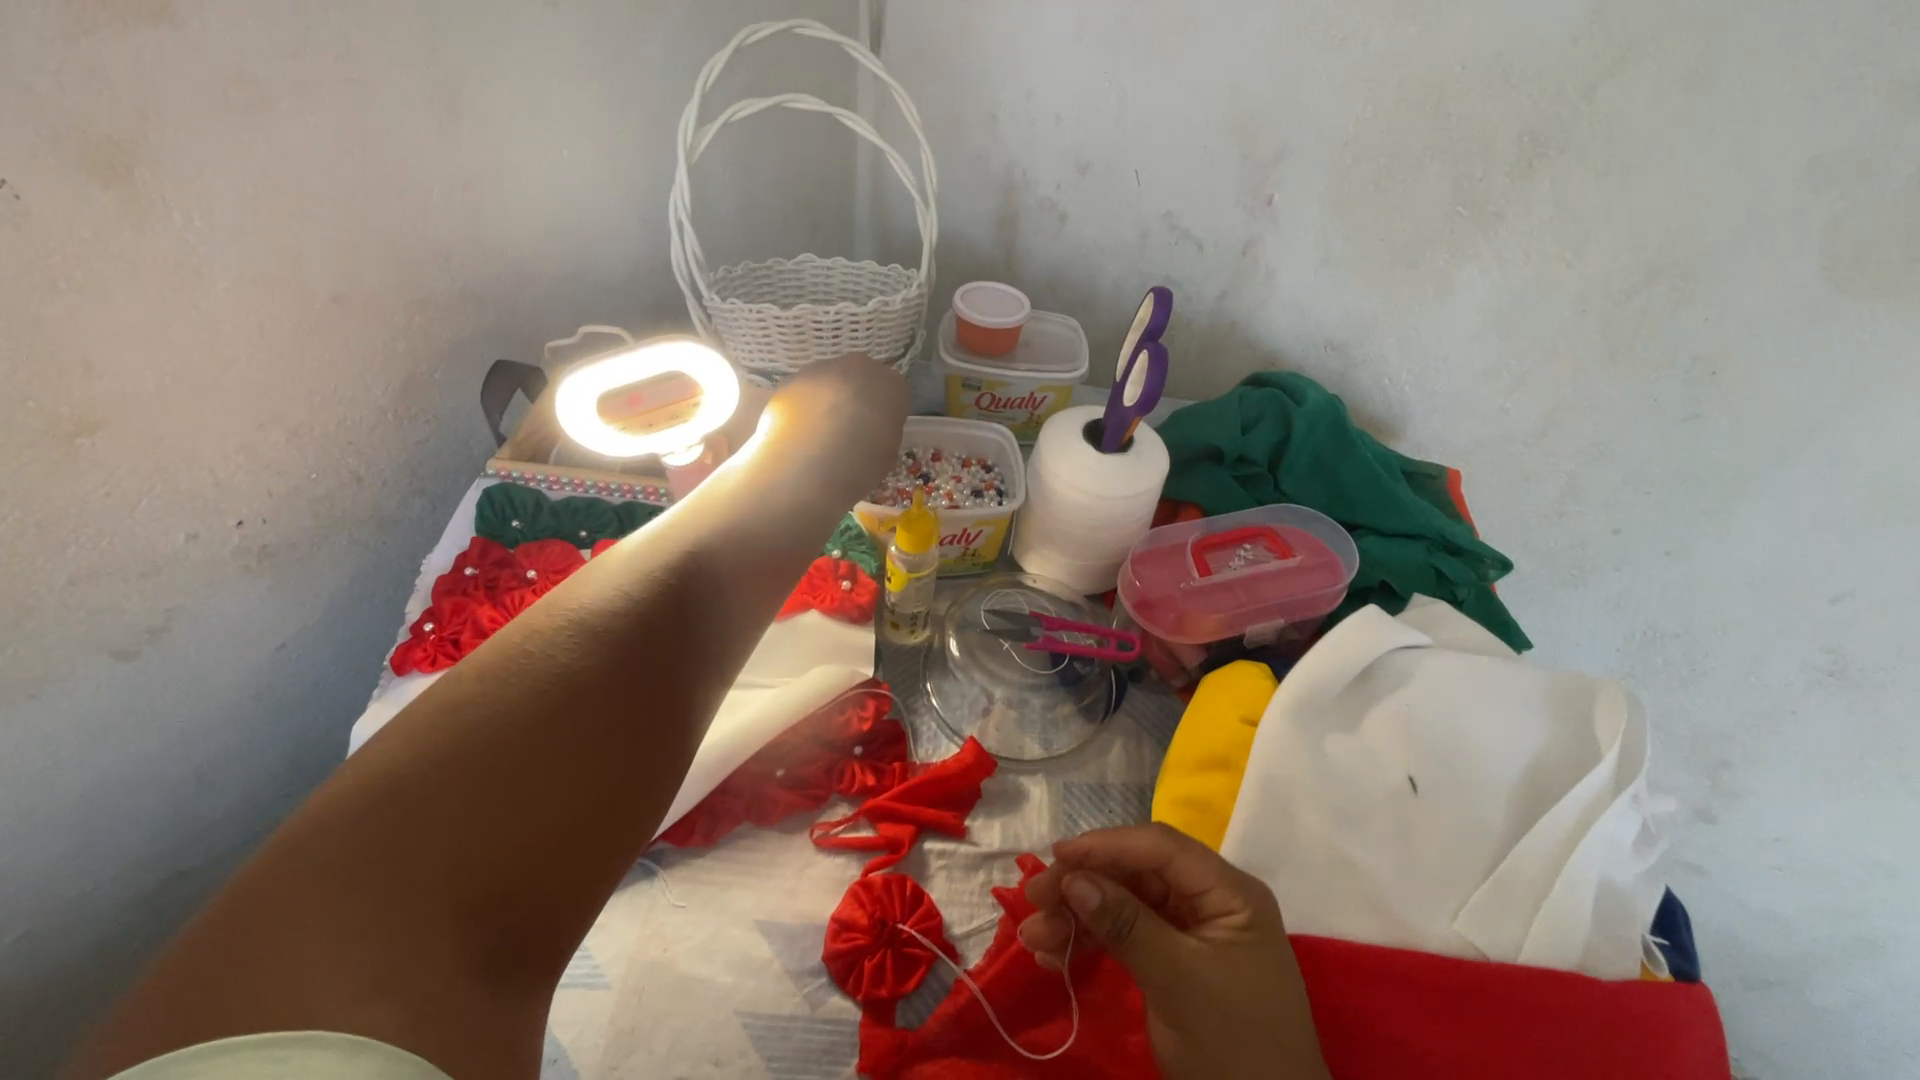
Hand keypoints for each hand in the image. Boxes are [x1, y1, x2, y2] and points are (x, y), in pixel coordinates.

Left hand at [755, 353, 907, 493]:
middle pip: (860, 379)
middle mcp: (858, 367)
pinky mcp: (790, 380)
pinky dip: (802, 409)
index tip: (879, 433)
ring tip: (818, 437)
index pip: (895, 392)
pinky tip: (798, 435)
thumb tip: (870, 436)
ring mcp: (820, 369)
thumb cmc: (861, 461)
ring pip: (828, 383)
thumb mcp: (887, 455)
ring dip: (826, 402)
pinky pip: (802, 394)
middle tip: (849, 432)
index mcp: (892, 384)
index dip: (886, 413)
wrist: (810, 460)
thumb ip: (882, 435)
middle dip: (856, 399)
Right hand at [1020, 824, 1329, 1079]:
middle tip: (1034, 902)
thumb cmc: (1234, 1044)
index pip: (1160, 848)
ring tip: (1035, 938)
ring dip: (1078, 915)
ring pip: (1124, 902)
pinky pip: (1124, 934)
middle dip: (1083, 883)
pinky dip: (1090, 940)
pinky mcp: (1172, 960)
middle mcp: (1208, 900)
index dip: (1106, 845)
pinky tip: (1054, 955)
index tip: (1054, 857)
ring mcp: (1190, 931)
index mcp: (1227, 892)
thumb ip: (1127, 924)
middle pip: (1135, 872)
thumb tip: (1074, 878)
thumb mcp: (1179, 981)